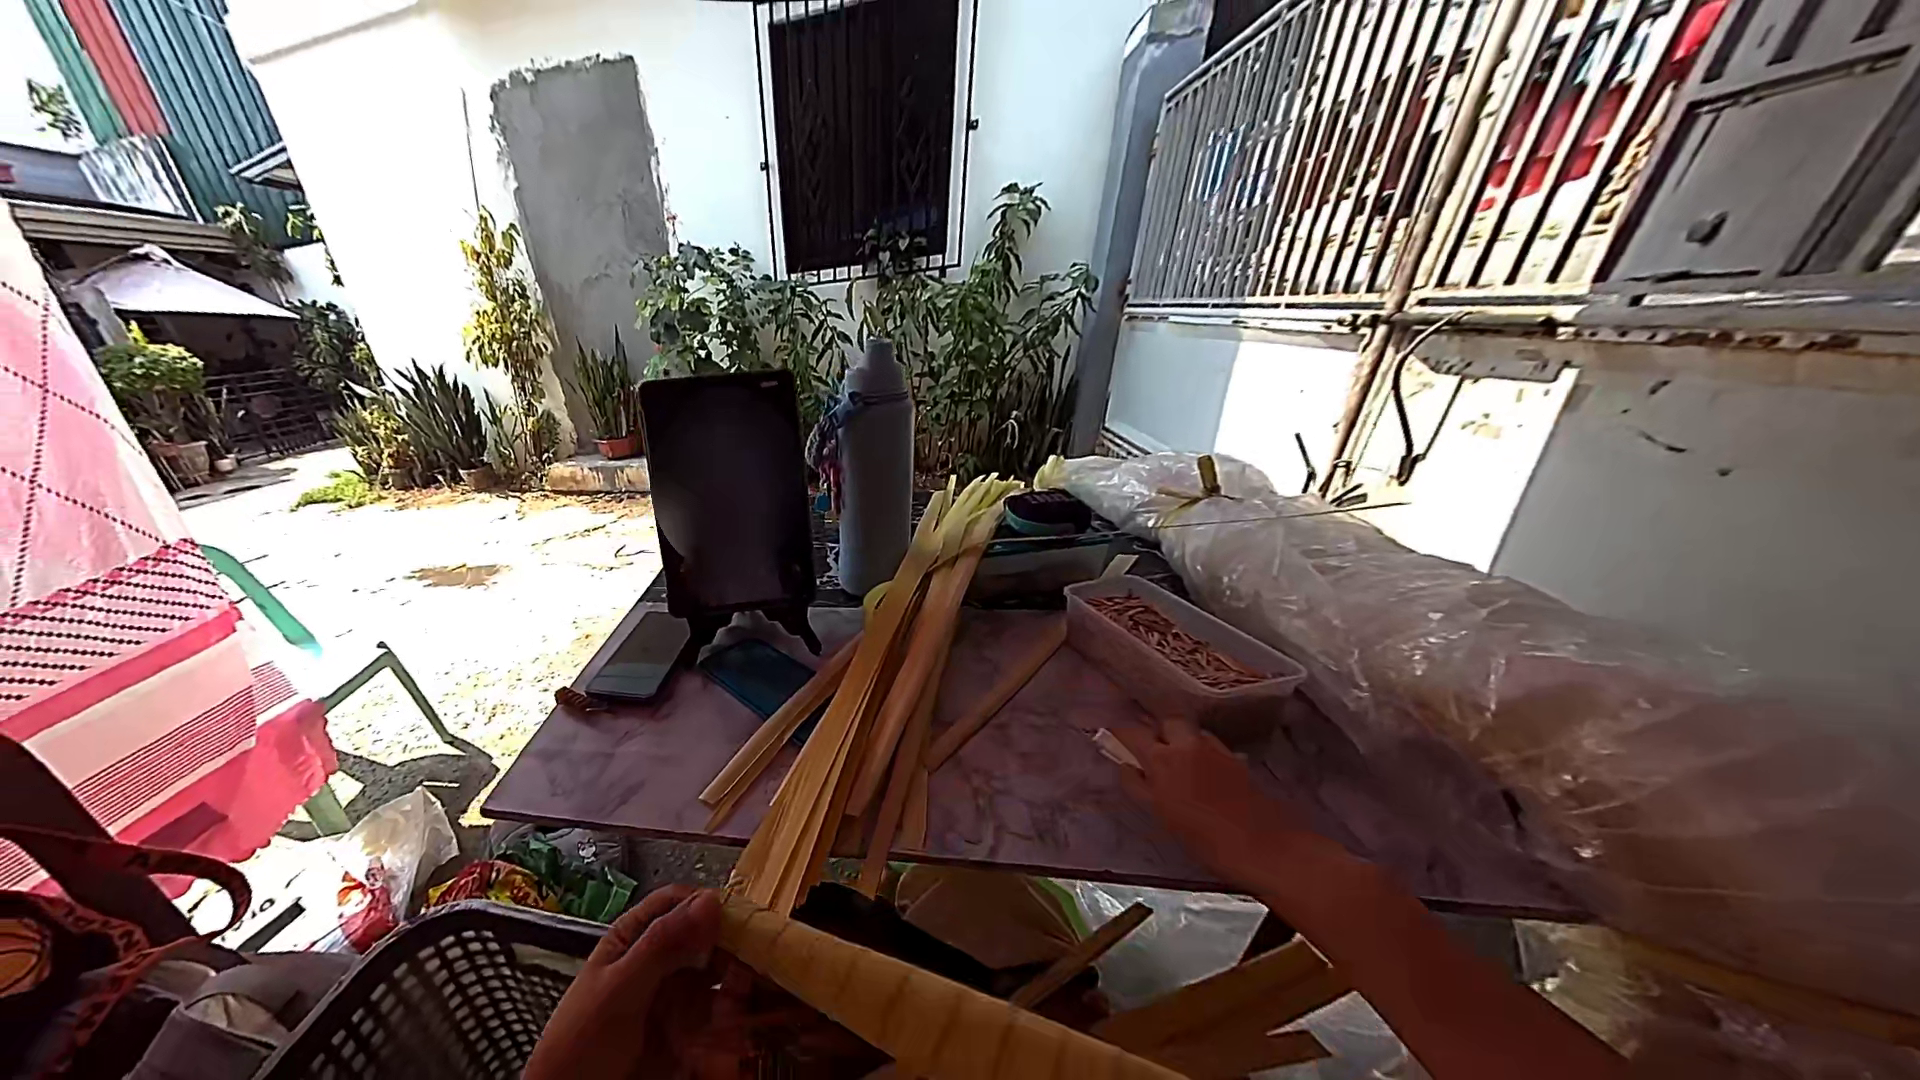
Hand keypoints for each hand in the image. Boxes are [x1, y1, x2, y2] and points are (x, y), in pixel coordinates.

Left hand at [525, 885, 731, 1079]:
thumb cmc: (578, 1049)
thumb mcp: (619, 991)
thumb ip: (663, 944)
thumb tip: (712, 899)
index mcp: (636, 937)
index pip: (681, 900)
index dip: (709, 904)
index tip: (737, 917)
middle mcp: (661, 957)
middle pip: (708, 932)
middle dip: (732, 940)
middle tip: (755, 951)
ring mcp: (676, 991)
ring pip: (719, 967)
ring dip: (737, 973)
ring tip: (750, 987)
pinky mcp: (689, 1025)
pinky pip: (720, 1007)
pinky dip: (734, 1006)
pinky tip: (740, 1015)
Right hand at [1111, 719, 1331, 895]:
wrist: (1263, 845)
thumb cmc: (1204, 837)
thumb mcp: (1161, 815)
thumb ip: (1138, 786)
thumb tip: (1125, 766)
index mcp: (1161, 758)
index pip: (1131, 730)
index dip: (1119, 730)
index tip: (1112, 735)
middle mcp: (1186, 743)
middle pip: (1164, 720)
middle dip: (1154, 728)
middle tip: (1149, 747)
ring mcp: (1213, 748)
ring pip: (1188, 730)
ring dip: (1178, 737)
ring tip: (1175, 758)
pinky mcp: (1234, 758)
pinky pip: (1208, 743)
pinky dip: (1199, 748)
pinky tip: (1201, 769)